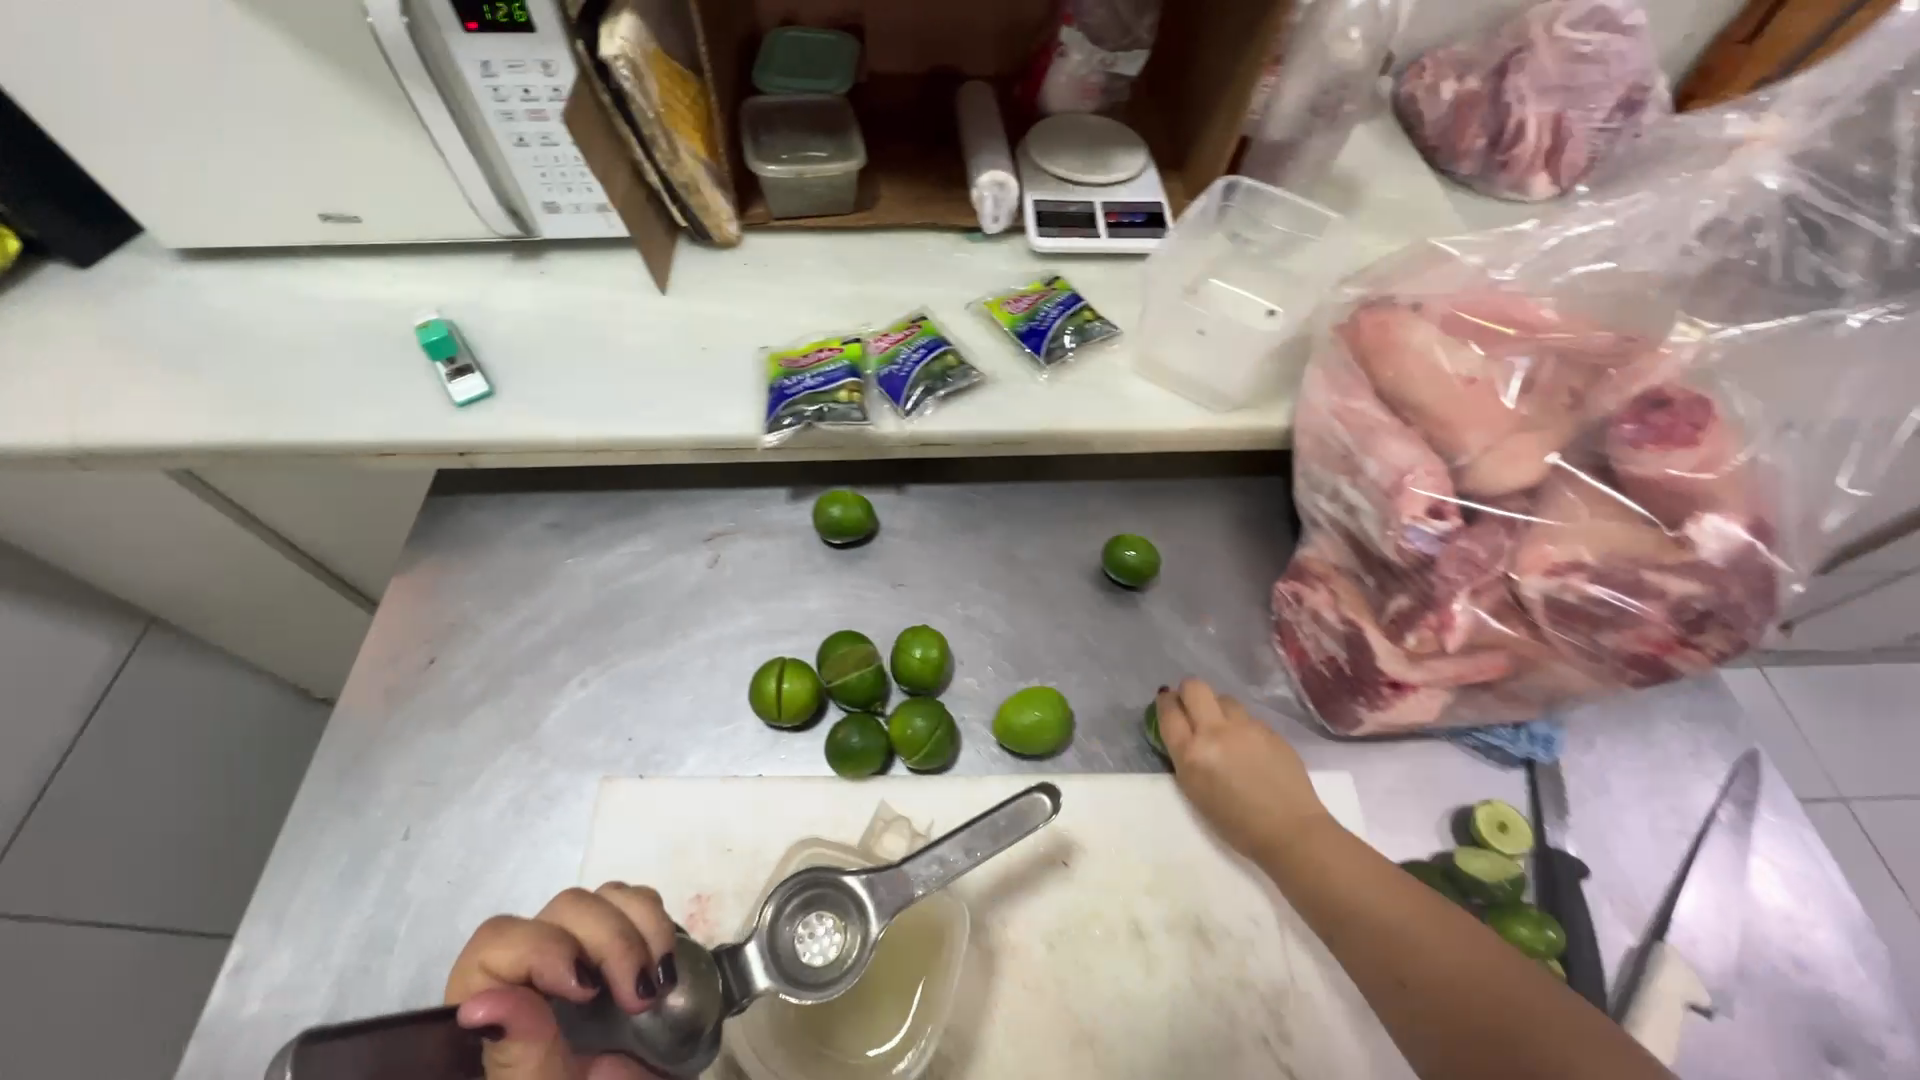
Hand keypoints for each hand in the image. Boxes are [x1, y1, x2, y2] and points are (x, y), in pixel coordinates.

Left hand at [445, 883, 678, 1079]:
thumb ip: (518, 1053)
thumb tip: (479, 1005)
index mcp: (496, 1000)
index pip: (497, 942)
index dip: (542, 949)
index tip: (587, 991)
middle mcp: (537, 963)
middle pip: (565, 909)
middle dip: (612, 943)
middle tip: (639, 1000)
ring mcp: (585, 947)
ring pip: (606, 897)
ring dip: (641, 931)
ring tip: (656, 985)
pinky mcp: (627, 940)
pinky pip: (640, 903)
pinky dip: (658, 925)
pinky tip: (664, 969)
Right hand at [1156, 678, 1332, 858]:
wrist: (1289, 830)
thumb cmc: (1235, 823)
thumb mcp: (1194, 791)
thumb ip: (1185, 756)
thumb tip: (1184, 733)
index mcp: (1192, 753)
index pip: (1169, 711)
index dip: (1165, 702)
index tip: (1167, 701)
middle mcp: (1216, 731)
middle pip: (1195, 687)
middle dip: (1188, 691)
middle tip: (1191, 705)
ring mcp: (1246, 727)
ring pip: (1224, 698)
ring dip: (1218, 708)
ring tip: (1224, 728)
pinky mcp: (1270, 729)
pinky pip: (1248, 717)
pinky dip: (1242, 725)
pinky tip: (1249, 747)